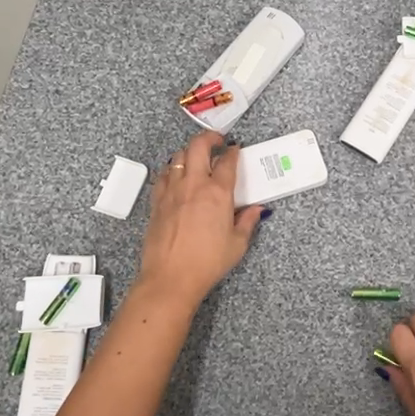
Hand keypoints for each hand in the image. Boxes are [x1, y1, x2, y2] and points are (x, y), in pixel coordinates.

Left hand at [138, 131, 263, 304]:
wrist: (171, 277)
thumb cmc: (206, 263)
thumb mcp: (237, 244)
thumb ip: (248, 222)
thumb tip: (257, 210)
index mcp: (218, 193)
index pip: (227, 161)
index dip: (233, 151)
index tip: (235, 149)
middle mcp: (194, 185)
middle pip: (198, 146)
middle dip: (209, 137)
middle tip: (217, 141)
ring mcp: (172, 191)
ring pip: (178, 156)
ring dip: (189, 151)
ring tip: (197, 157)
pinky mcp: (157, 201)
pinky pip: (163, 175)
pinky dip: (171, 169)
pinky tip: (176, 176)